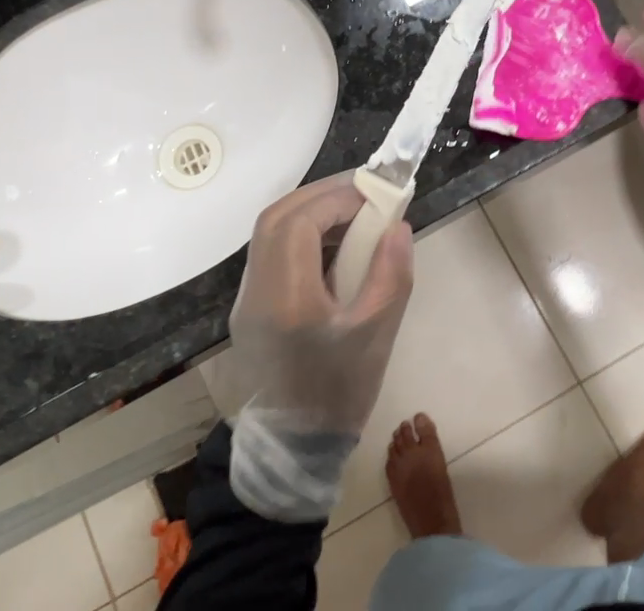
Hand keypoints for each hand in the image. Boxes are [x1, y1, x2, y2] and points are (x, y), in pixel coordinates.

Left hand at [228, 172, 414, 520]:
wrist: (293, 450)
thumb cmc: (341, 393)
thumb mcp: (377, 335)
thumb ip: (391, 275)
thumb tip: (398, 226)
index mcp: (287, 298)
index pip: (299, 222)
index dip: (337, 198)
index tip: (376, 193)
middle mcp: (256, 291)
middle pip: (276, 217)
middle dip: (321, 196)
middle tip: (365, 193)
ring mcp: (246, 300)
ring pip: (268, 233)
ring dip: (308, 212)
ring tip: (352, 214)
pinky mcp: (248, 309)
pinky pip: (269, 253)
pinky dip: (298, 234)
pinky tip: (331, 244)